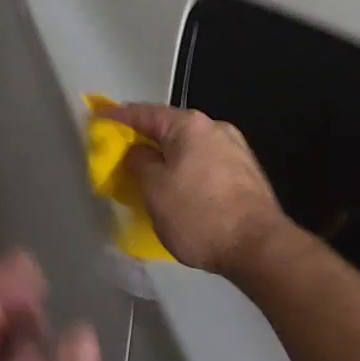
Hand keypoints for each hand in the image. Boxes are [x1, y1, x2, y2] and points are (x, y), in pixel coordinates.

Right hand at [98, 103, 290, 276]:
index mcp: (190, 125)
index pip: (146, 113)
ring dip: (169, 158)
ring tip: (151, 176)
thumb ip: (140, 163)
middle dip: (147, 140)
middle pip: (171, 129)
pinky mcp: (247, 172)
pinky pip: (207, 164)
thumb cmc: (200, 215)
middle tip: (124, 154)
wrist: (260, 247)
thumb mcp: (156, 191)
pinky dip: (188, 171)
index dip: (119, 116)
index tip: (99, 117)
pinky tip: (182, 191)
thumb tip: (139, 151)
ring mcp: (235, 149)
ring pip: (190, 148)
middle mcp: (215, 127)